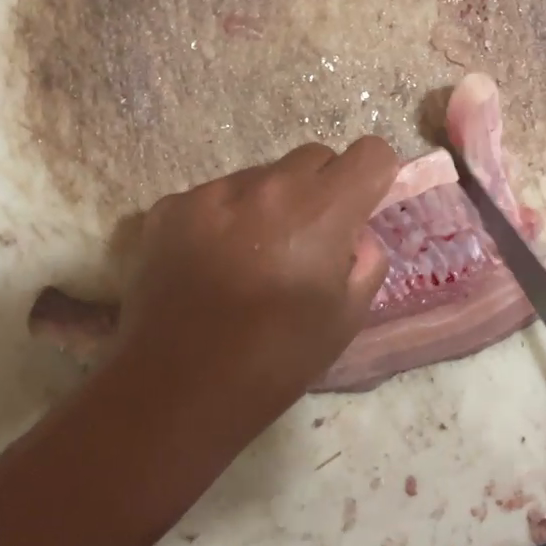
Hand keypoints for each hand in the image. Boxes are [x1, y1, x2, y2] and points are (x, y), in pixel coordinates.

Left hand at [109, 137, 399, 438]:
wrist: (174, 394)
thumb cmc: (275, 361)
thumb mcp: (347, 316)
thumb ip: (366, 258)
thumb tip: (354, 231)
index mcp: (321, 211)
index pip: (370, 152)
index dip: (374, 177)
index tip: (362, 206)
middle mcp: (269, 186)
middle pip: (315, 156)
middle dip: (321, 188)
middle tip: (307, 240)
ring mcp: (214, 192)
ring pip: (262, 174)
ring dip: (269, 202)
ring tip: (250, 258)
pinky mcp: (171, 206)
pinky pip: (215, 195)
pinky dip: (223, 218)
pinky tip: (211, 265)